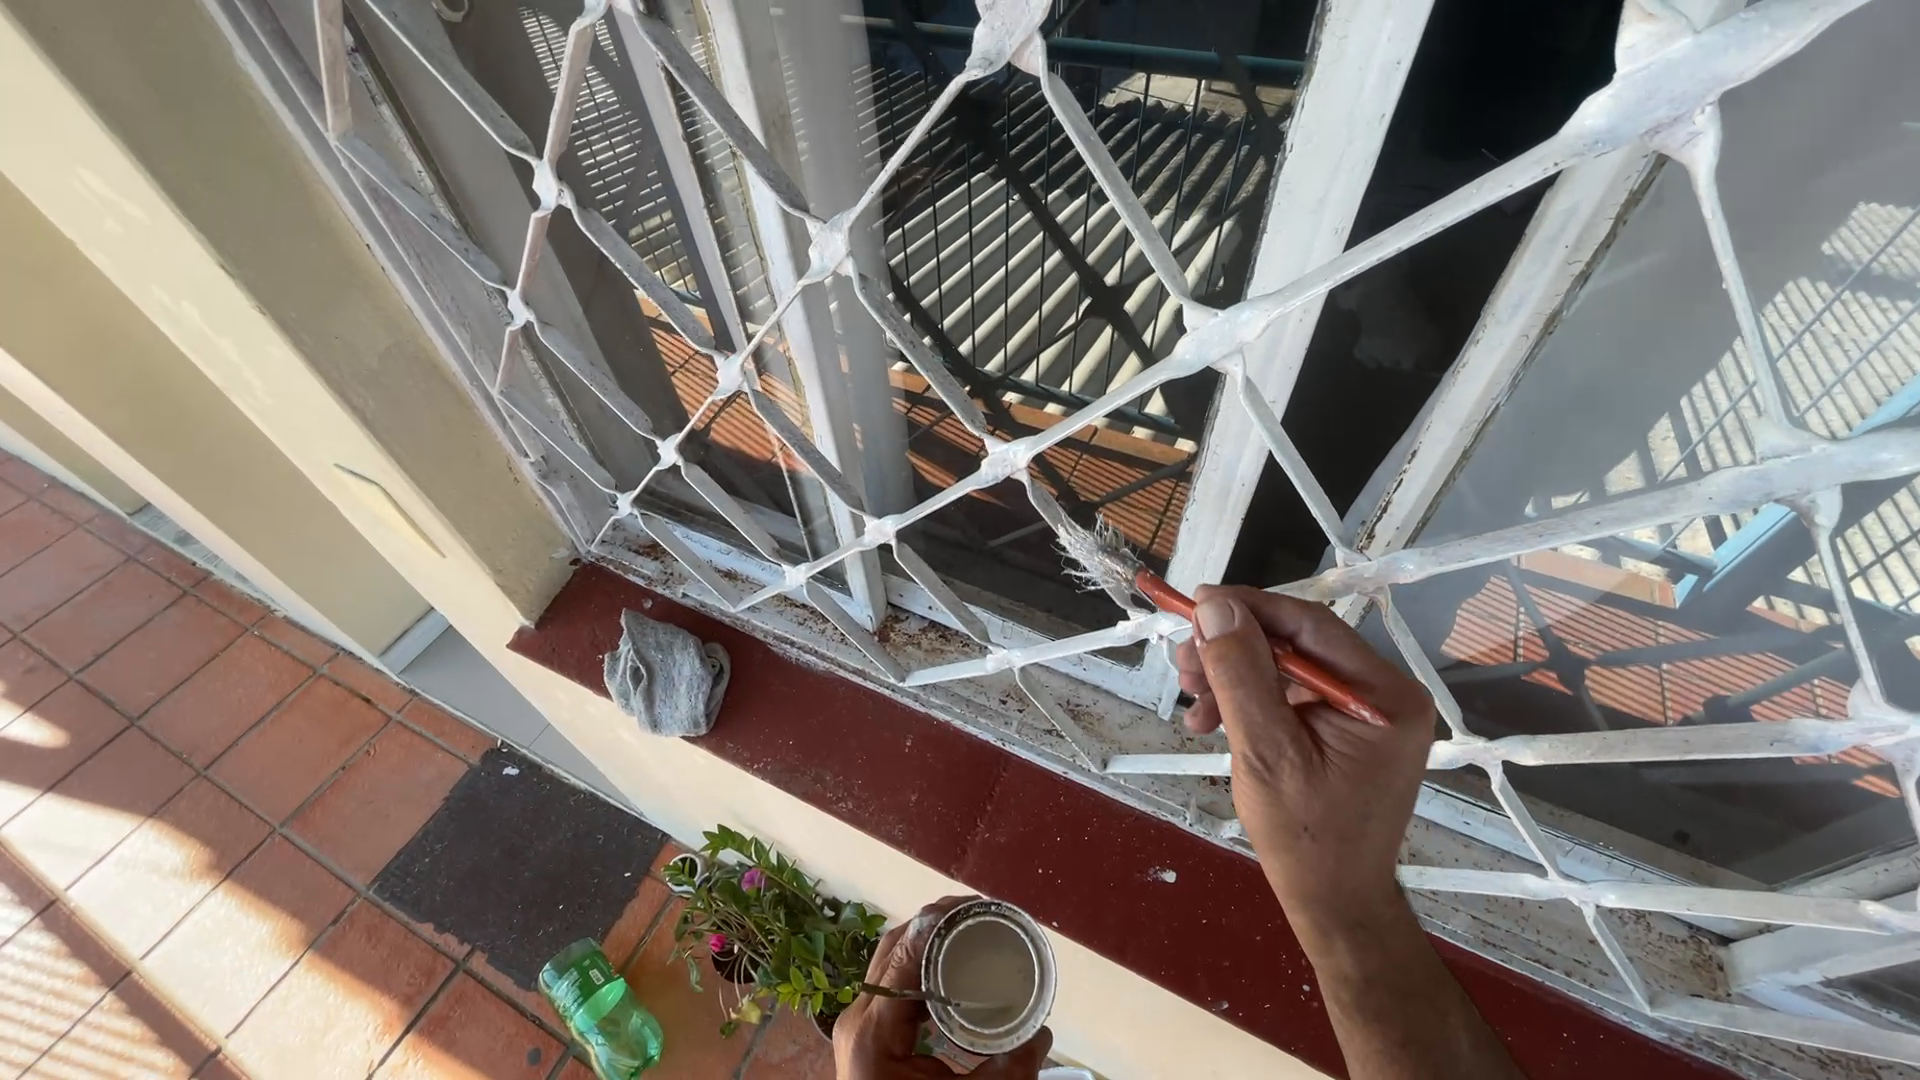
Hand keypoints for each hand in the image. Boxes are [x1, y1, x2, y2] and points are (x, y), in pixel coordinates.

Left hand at [833, 896, 1052, 1079]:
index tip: (974, 905)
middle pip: (892, 947)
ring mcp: (859, 1025)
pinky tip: (948, 962)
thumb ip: (1008, 1073)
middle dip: (934, 920)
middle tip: (979, 909)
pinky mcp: (867, 1034)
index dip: (935, 923)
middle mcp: (859, 1018)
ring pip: (888, 959)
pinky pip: (891, 980)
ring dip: (925, 937)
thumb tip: (1043, 1033)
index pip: (902, 956)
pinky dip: (919, 962)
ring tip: (968, 926)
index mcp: (874, 1033)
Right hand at [1174, 586, 1434, 947]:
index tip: (1194, 602)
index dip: (1247, 607)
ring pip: (1282, 667)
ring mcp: (1361, 711)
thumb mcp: (1264, 749)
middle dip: (1231, 650)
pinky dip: (1244, 701)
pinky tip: (1208, 721)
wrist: (1332, 900)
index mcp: (1382, 694)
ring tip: (1189, 700)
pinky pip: (1285, 695)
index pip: (1308, 624)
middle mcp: (1381, 692)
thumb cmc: (1304, 835)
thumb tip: (1214, 606)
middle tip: (1182, 663)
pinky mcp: (1340, 728)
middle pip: (1293, 643)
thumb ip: (1240, 673)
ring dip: (1230, 677)